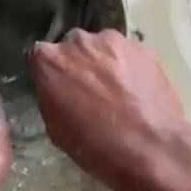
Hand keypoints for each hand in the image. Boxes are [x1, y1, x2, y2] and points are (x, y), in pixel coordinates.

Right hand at [29, 29, 190, 190]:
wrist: (150, 149)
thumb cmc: (94, 144)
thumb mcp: (55, 126)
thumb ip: (51, 95)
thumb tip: (59, 89)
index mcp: (48, 59)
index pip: (40, 56)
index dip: (52, 72)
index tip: (59, 87)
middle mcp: (76, 41)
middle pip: (73, 46)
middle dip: (79, 62)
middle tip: (91, 89)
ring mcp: (111, 41)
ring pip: (103, 47)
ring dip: (105, 63)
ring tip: (120, 91)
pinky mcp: (141, 48)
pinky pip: (129, 55)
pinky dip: (131, 68)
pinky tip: (139, 92)